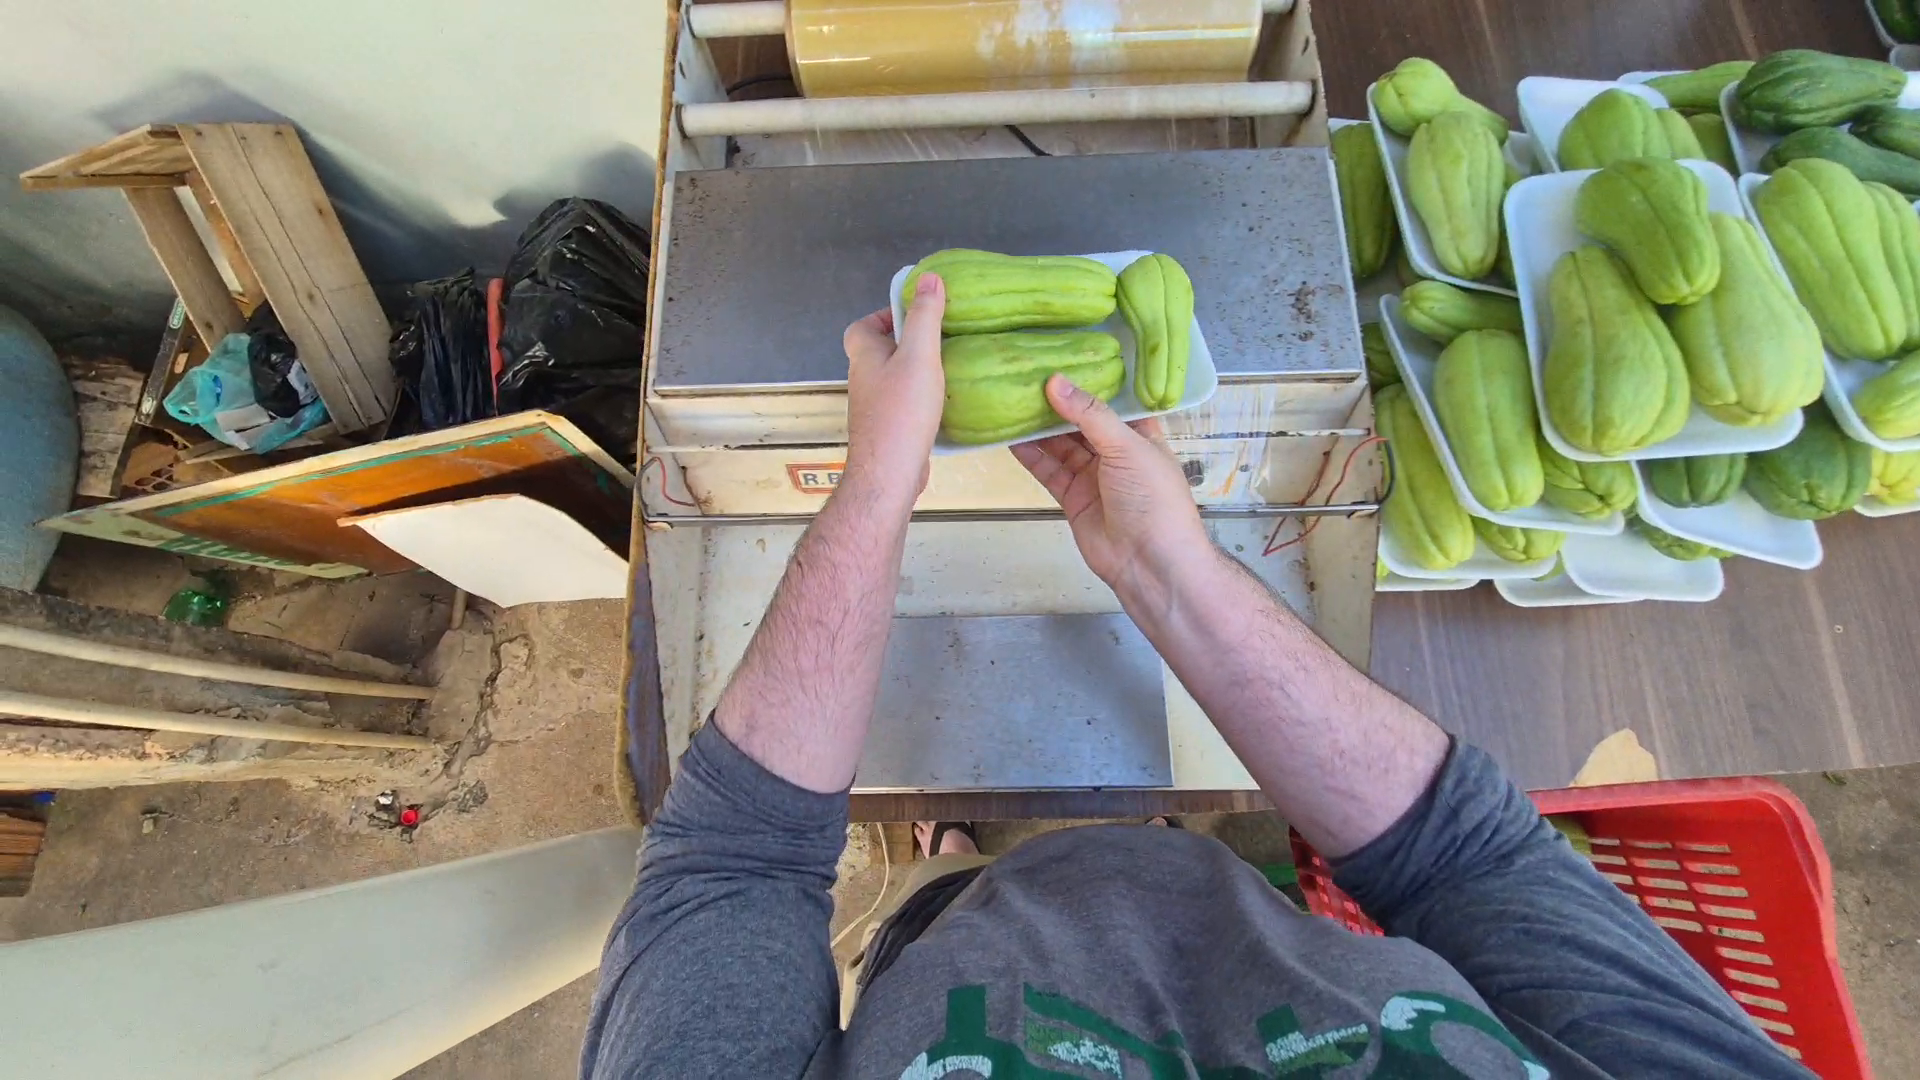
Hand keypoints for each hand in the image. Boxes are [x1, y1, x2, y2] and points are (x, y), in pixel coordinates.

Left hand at [843, 273, 946, 502]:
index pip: (862, 326)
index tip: (914, 315)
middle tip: (938, 342)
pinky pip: (902, 405)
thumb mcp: (919, 356)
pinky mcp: (887, 431)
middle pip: (879, 352)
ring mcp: (873, 409)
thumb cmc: (902, 411)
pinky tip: (943, 403)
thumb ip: (924, 317)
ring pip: (893, 380)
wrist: (889, 473)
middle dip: (906, 343)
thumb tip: (928, 278)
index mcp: (863, 356)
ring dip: (915, 373)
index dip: (884, 316)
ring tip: (947, 369)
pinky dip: (919, 399)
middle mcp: (863, 380)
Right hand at [1011, 375, 1209, 596]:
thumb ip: (1089, 414)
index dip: (1088, 381)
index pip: (1112, 401)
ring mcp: (1093, 476)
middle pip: (1080, 422)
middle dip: (1056, 403)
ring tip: (1011, 400)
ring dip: (1038, 428)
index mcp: (1140, 435)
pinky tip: (1010, 437)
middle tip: (1024, 376)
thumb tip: (1054, 381)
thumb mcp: (1127, 447)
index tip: (1060, 356)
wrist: (1149, 562)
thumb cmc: (1153, 499)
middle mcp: (1116, 453)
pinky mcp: (1072, 498)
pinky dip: (1030, 455)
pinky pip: (1048, 471)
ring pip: (1060, 445)